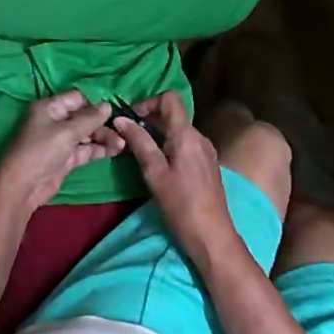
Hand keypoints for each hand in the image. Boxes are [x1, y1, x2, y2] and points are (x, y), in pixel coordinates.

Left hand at [0, 91, 121, 217]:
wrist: (24, 187)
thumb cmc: (41, 151)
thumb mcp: (66, 132)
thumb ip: (89, 119)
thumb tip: (108, 105)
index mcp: (50, 108)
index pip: (77, 98)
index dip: (95, 102)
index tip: (115, 108)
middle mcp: (56, 121)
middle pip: (84, 116)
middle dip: (103, 123)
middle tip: (122, 130)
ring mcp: (62, 140)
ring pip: (87, 134)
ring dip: (104, 137)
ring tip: (122, 144)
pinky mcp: (67, 158)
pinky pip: (87, 149)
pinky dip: (100, 149)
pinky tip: (116, 150)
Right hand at [95, 91, 238, 260]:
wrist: (213, 235)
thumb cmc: (181, 204)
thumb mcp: (154, 173)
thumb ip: (139, 142)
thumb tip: (121, 119)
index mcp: (187, 134)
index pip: (170, 98)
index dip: (149, 102)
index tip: (132, 119)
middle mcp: (200, 136)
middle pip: (173, 115)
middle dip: (149, 120)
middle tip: (128, 138)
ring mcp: (206, 150)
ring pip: (179, 131)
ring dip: (158, 135)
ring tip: (140, 153)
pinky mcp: (208, 164)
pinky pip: (186, 145)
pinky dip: (170, 147)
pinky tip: (160, 166)